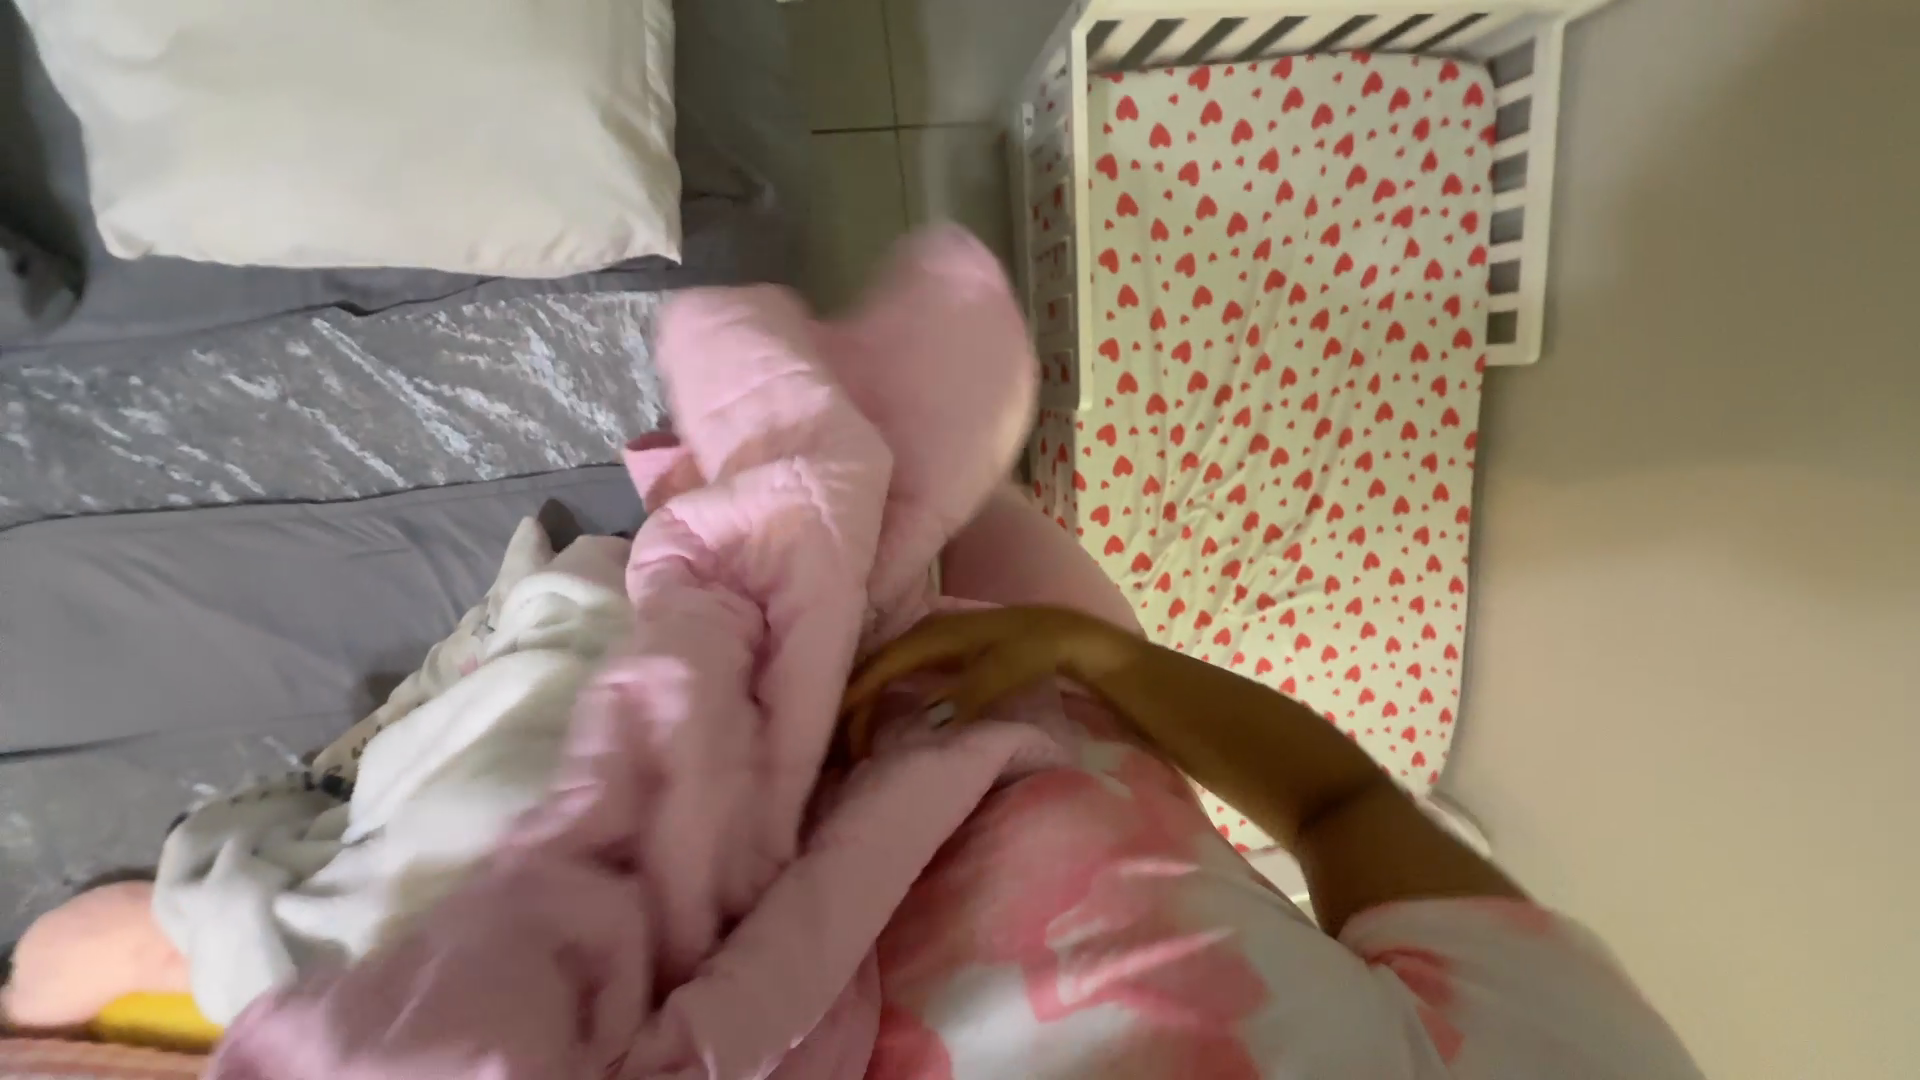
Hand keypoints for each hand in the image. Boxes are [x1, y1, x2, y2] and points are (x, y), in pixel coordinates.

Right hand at [839, 607, 1137, 757]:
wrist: (1059, 632)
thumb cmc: (1031, 648)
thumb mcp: (1003, 671)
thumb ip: (968, 696)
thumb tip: (930, 723)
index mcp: (930, 636)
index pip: (878, 668)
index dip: (855, 699)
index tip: (836, 735)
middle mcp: (920, 634)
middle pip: (872, 668)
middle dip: (851, 705)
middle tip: (839, 749)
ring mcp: (928, 640)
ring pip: (881, 669)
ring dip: (864, 700)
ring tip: (849, 737)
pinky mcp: (937, 652)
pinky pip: (896, 671)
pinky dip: (880, 693)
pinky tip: (876, 716)